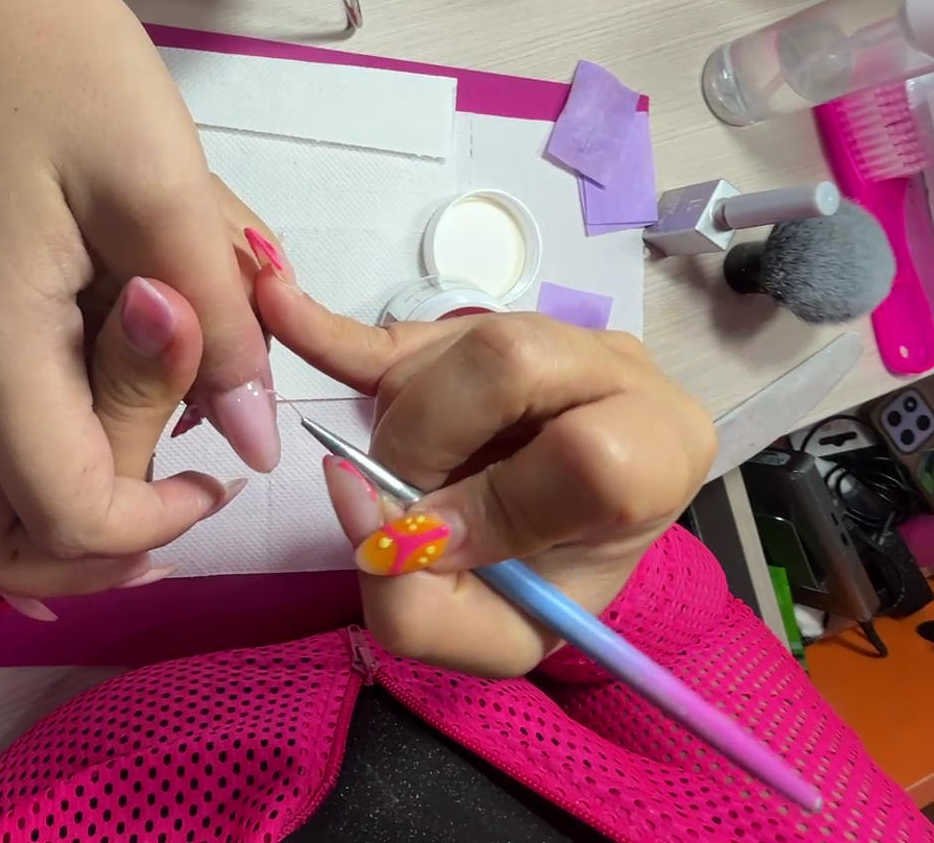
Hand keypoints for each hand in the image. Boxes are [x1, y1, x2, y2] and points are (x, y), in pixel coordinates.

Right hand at [0, 0, 287, 599]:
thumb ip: (214, 331)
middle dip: (81, 563)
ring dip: (21, 546)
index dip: (155, 521)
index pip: (65, 506)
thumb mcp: (168, 196)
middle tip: (162, 520)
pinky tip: (39, 463)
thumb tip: (252, 441)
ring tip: (105, 516)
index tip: (219, 478)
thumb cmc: (74, 77)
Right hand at [258, 272, 714, 677]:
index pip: (592, 457)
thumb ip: (424, 608)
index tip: (442, 537)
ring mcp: (531, 329)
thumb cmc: (536, 584)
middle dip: (426, 446)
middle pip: (505, 364)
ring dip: (398, 422)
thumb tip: (354, 496)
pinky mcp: (453, 328)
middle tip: (406, 494)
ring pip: (439, 350)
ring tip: (411, 465)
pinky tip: (273, 296)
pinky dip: (320, 327)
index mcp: (660, 451)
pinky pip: (382, 329)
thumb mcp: (501, 638)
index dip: (502, 505)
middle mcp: (610, 367)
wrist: (544, 524)